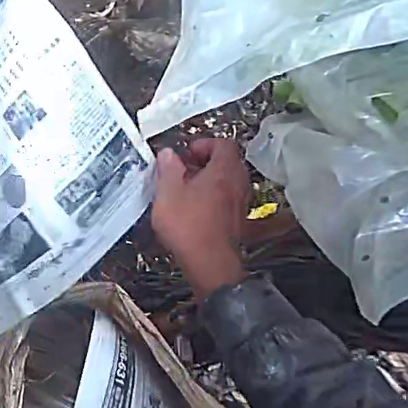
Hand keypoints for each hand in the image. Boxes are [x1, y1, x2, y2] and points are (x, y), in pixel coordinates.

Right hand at [152, 137, 252, 298]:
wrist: (209, 262)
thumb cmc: (188, 227)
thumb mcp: (167, 193)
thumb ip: (167, 170)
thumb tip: (168, 154)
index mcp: (222, 171)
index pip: (223, 144)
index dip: (204, 144)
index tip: (186, 154)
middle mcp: (237, 184)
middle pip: (227, 161)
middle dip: (204, 161)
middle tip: (183, 169)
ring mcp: (239, 203)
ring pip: (227, 180)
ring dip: (208, 180)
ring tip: (185, 188)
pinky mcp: (236, 220)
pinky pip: (226, 198)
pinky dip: (213, 196)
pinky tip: (193, 208)